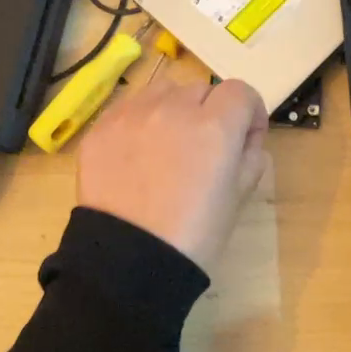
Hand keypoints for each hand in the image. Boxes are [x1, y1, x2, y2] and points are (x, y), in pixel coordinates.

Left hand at [77, 77, 269, 266]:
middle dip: (210, 112)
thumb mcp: (238, 198)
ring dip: (173, 109)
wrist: (129, 262)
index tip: (245, 137)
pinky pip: (127, 109)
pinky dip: (139, 123)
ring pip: (162, 91)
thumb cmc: (194, 236)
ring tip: (167, 146)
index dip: (249, 112)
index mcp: (215, 126)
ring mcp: (132, 115)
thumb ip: (250, 158)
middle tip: (204, 149)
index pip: (240, 91)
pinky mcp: (101, 128)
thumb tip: (246, 139)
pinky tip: (136, 156)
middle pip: (201, 89)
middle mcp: (173, 109)